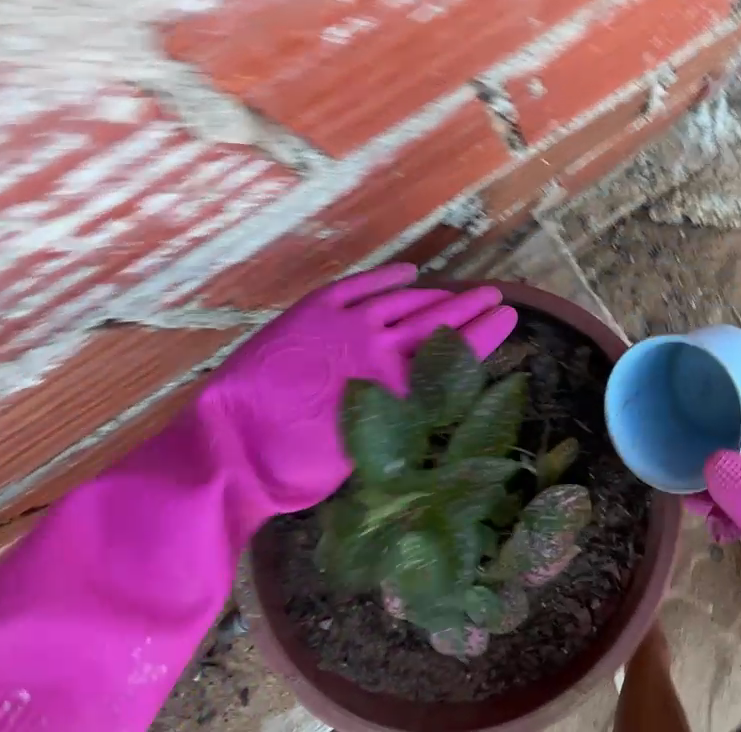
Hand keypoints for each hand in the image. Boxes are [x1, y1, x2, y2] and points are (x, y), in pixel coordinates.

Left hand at [206, 264, 517, 510]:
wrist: (232, 448)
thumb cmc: (298, 467)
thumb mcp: (364, 451)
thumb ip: (396, 414)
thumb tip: (419, 395)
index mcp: (398, 386)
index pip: (454, 352)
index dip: (485, 333)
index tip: (508, 315)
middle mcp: (381, 347)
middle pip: (436, 320)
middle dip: (469, 306)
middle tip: (493, 294)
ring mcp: (348, 324)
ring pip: (404, 301)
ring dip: (435, 293)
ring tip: (458, 288)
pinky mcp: (316, 311)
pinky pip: (360, 286)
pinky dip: (386, 278)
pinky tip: (409, 273)